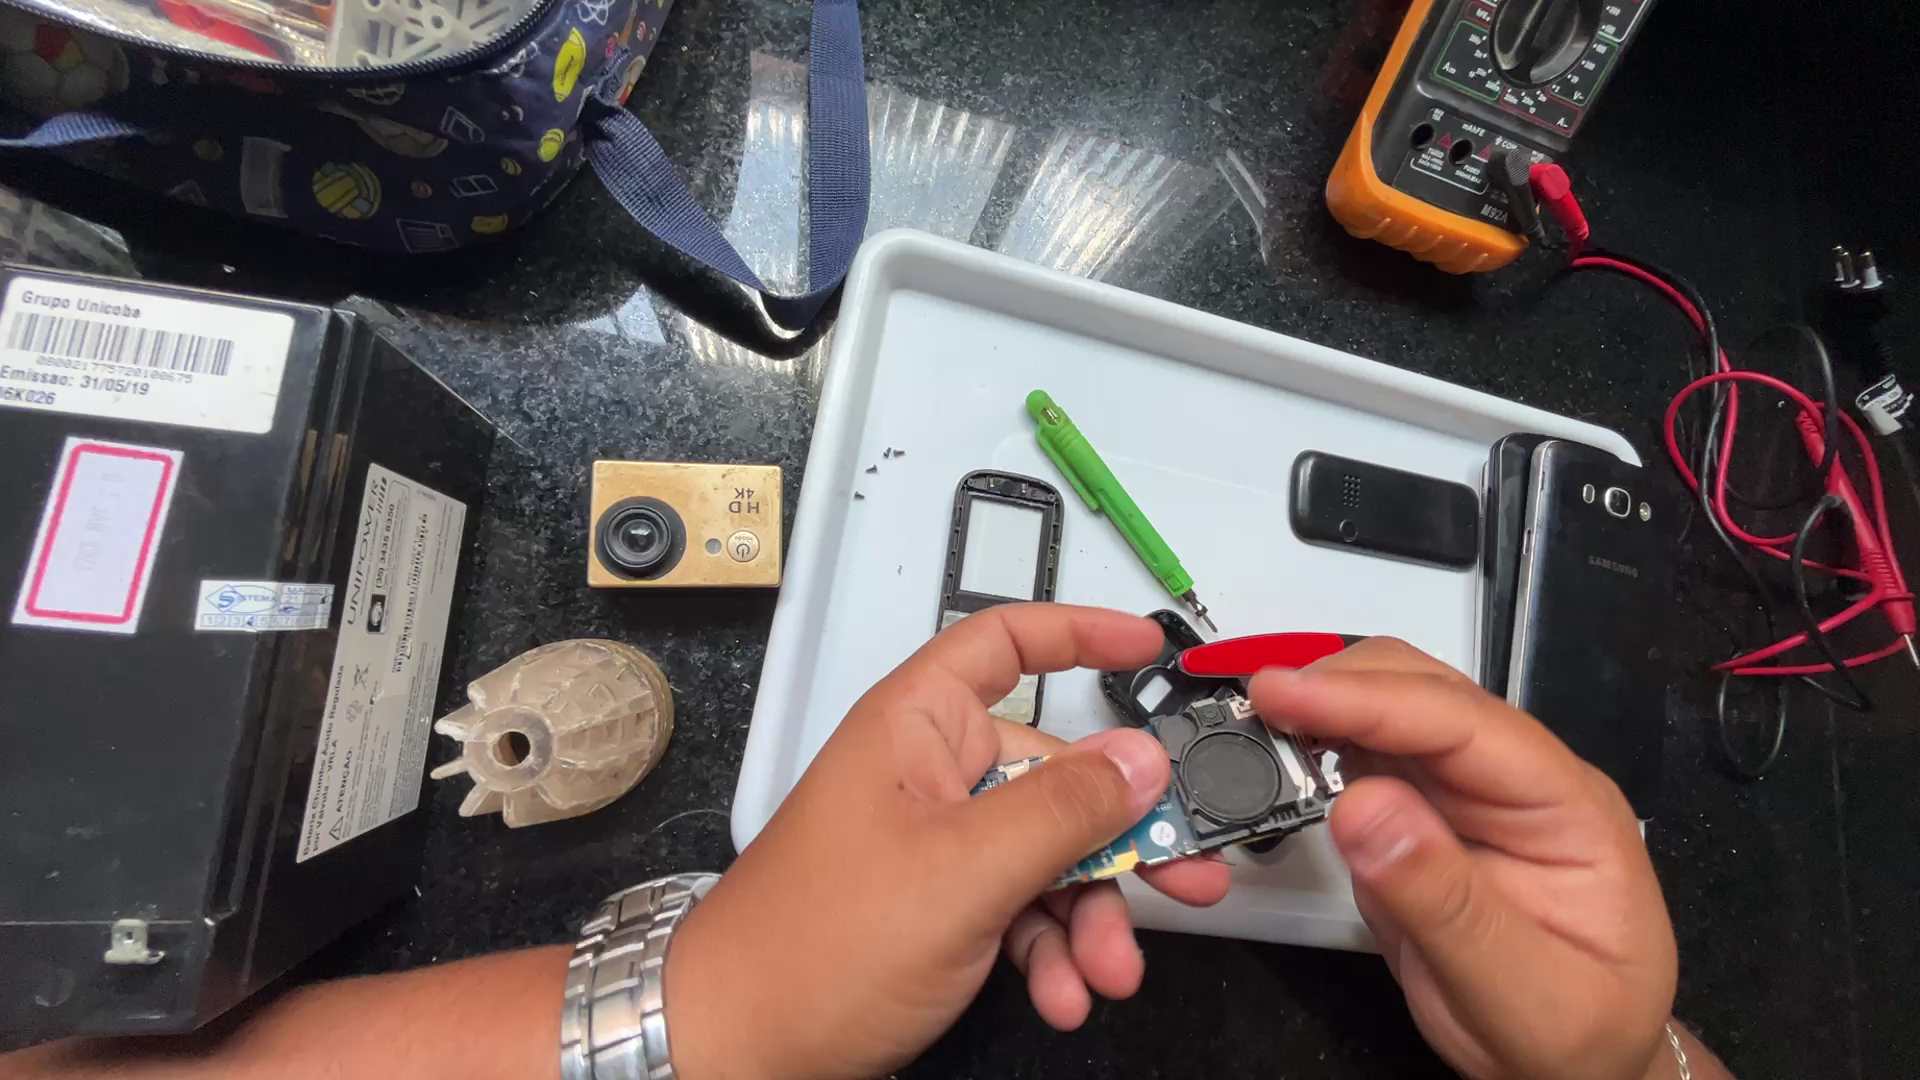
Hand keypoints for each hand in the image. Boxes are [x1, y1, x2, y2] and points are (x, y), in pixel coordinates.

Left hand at [666, 604, 1231, 1079]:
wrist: (738, 1053)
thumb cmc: (826, 940)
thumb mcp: (962, 871)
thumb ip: (1061, 811)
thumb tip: (1141, 760)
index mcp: (921, 723)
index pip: (1004, 641)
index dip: (1077, 632)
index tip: (1145, 646)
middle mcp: (935, 768)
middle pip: (1052, 769)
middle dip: (1117, 830)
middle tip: (1189, 871)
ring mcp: (942, 835)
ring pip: (1047, 846)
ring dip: (1088, 909)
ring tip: (1109, 971)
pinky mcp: (945, 896)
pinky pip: (1022, 900)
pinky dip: (1051, 945)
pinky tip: (1063, 994)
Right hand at [1250, 638, 1677, 1079]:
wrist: (1560, 1055)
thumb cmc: (1561, 1032)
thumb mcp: (1516, 995)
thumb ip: (1441, 901)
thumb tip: (1360, 805)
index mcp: (1563, 805)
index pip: (1459, 721)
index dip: (1363, 698)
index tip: (1279, 694)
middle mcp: (1510, 770)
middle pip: (1418, 683)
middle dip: (1333, 682)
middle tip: (1256, 707)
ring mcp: (1458, 773)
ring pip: (1380, 694)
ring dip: (1316, 697)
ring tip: (1258, 721)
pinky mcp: (1412, 786)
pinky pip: (1355, 734)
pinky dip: (1310, 727)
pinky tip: (1282, 741)